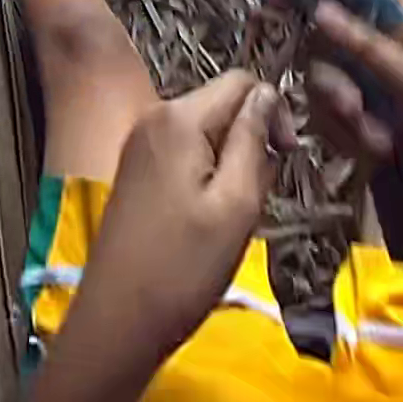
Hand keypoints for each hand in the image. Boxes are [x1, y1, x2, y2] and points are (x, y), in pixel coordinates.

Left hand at [77, 72, 289, 354]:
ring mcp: (140, 139)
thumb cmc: (183, 267)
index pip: (241, 81)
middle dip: (249, 135)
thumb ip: (253, 139)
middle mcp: (155, 115)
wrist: (116, 320)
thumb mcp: (236, 204)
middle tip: (257, 192)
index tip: (286, 156)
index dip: (273, 110)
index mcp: (179, 117)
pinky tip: (206, 210)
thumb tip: (268, 94)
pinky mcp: (135, 164)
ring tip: (232, 207)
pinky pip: (183, 146)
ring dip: (229, 154)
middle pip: (220, 102)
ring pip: (204, 126)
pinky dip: (205, 166)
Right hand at [305, 0, 402, 224]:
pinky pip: (323, 119)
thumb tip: (319, 8)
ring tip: (380, 145)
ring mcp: (364, 87)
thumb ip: (364, 45)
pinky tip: (374, 156)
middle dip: (334, 85)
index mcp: (400, 29)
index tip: (278, 9)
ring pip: (319, 87)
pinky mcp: (354, 122)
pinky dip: (343, 139)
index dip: (314, 7)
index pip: (346, 1)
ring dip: (342, 120)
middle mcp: (376, 52)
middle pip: (321, 49)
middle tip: (353, 108)